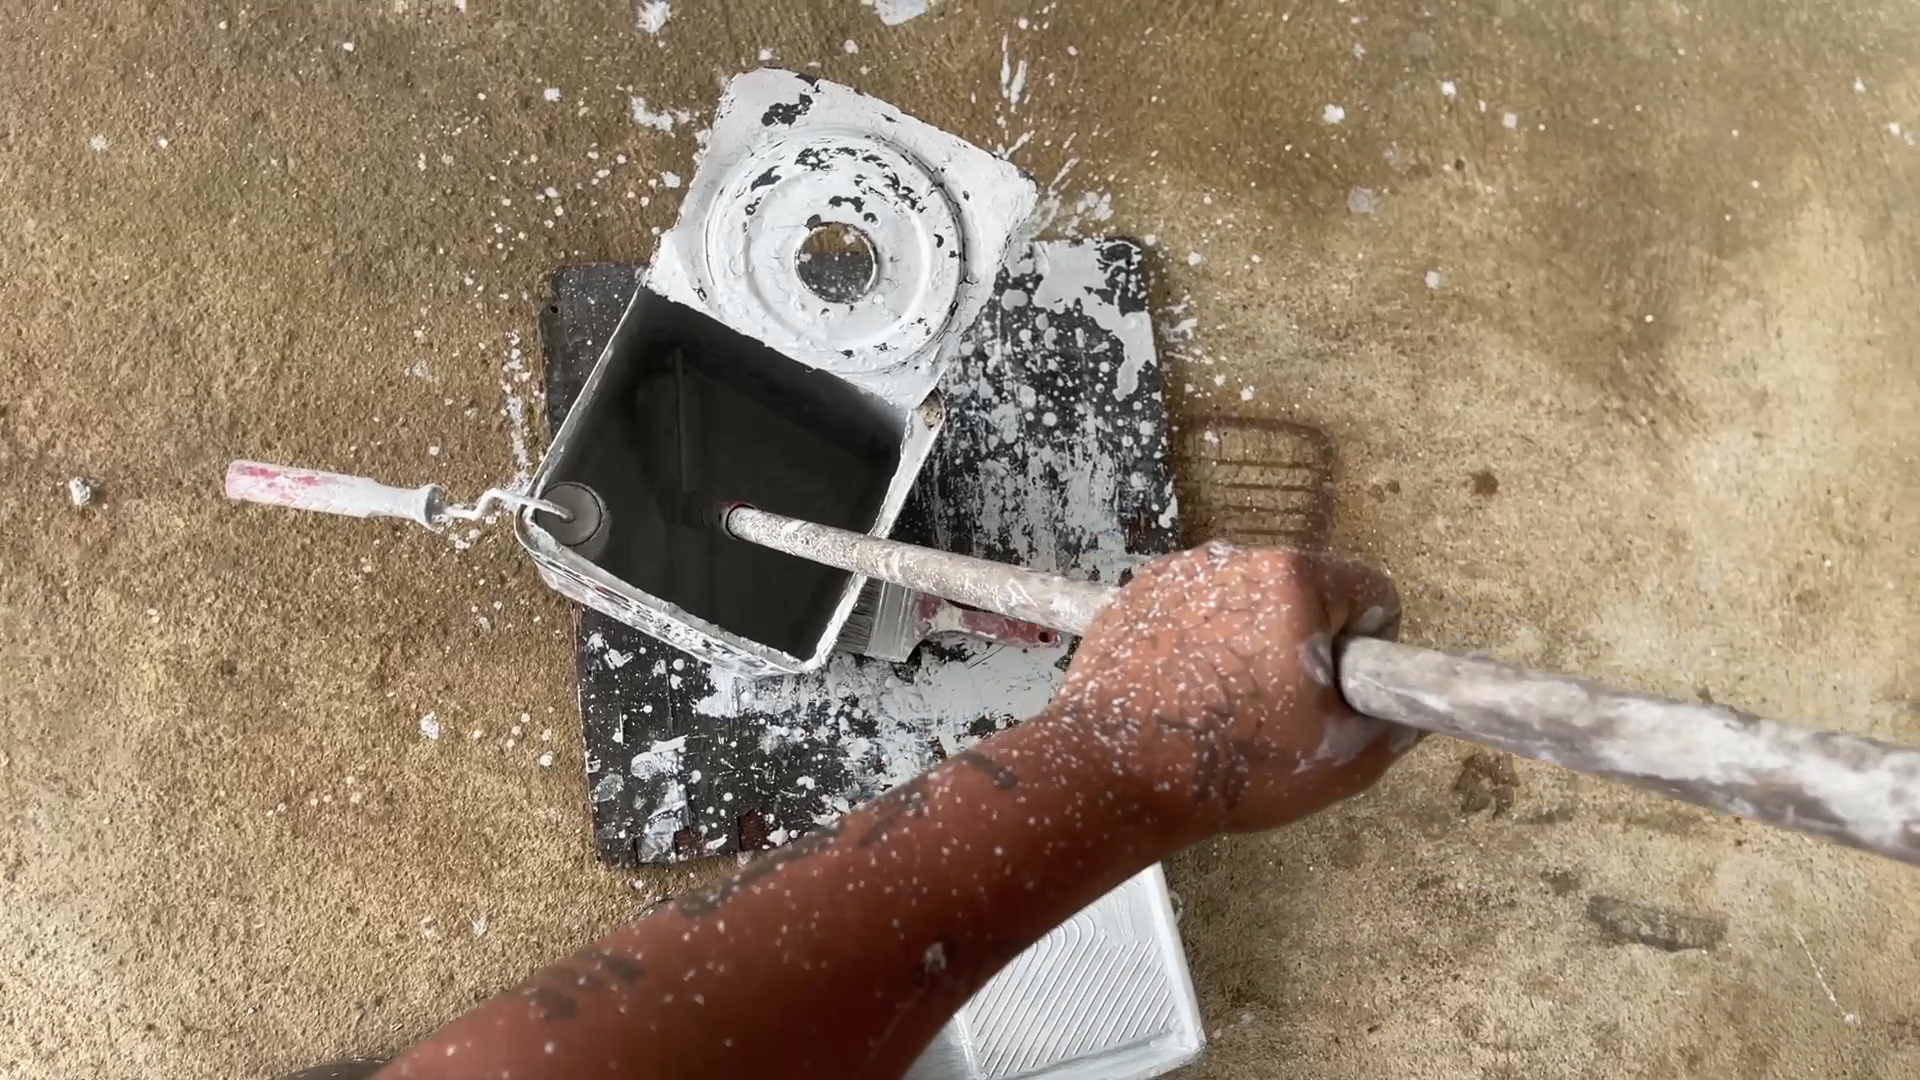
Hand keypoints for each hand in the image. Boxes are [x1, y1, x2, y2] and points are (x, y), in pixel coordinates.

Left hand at [1056, 542, 1413, 835]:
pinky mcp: (1132, 594)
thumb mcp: (1343, 757)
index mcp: (1290, 578)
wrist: (1113, 770)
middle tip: (1279, 700)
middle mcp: (1229, 558)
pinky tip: (1182, 685)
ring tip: (1222, 698)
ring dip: (1248, 634)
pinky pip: (1189, 607)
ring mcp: (1173, 572)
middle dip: (1304, 637)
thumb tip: (1401, 706)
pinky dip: (1197, 636)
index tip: (1340, 686)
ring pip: (1241, 598)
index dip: (1370, 644)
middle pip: (1300, 589)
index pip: (1369, 590)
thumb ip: (1393, 721)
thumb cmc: (1231, 763)